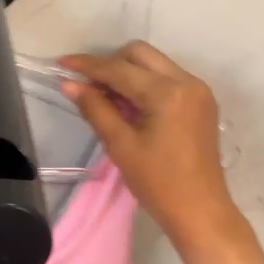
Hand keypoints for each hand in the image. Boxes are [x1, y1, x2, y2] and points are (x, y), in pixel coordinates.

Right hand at [59, 42, 241, 255]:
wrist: (199, 209)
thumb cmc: (157, 182)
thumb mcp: (120, 145)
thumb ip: (96, 109)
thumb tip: (70, 84)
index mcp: (167, 93)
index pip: (120, 69)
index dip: (88, 65)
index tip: (62, 63)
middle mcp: (187, 81)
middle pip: (140, 54)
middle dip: (110, 63)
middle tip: (87, 85)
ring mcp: (198, 90)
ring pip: (155, 64)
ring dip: (128, 73)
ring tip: (105, 98)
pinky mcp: (201, 102)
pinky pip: (167, 78)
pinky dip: (144, 84)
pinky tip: (129, 106)